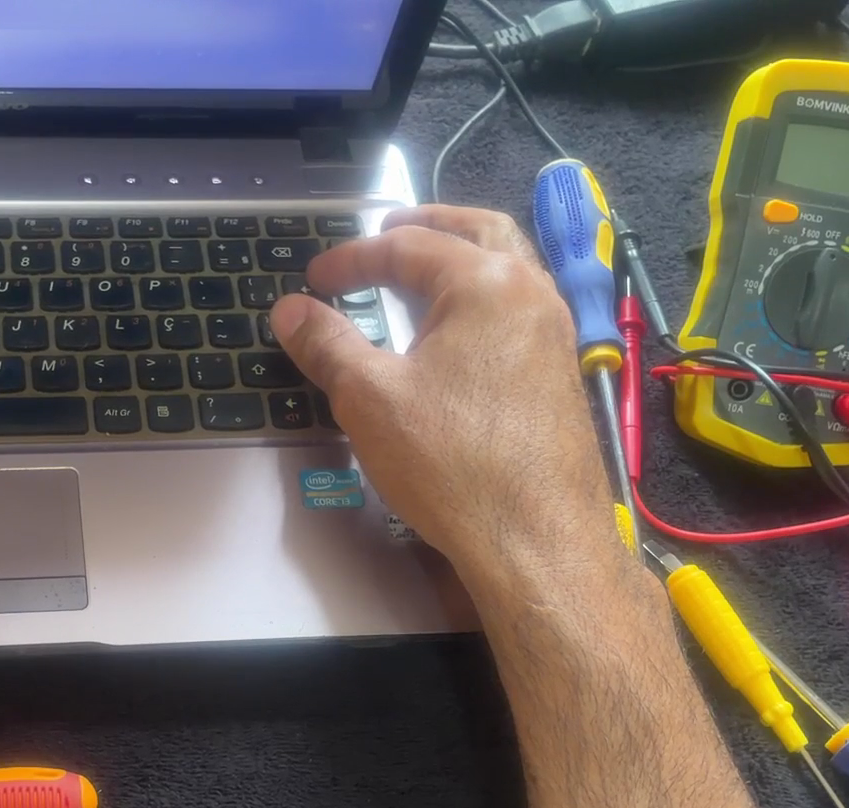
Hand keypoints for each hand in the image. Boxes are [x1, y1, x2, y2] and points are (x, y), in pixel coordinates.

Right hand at [269, 206, 626, 601]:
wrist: (533, 539)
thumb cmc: (449, 462)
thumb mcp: (369, 397)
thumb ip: (327, 344)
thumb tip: (290, 309)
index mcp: (486, 284)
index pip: (408, 248)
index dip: (352, 258)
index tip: (315, 278)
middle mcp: (532, 295)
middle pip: (480, 233)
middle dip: (428, 227)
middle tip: (387, 232)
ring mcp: (554, 336)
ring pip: (507, 271)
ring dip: (460, 259)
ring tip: (421, 274)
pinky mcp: (558, 377)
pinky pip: (516, 312)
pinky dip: (479, 299)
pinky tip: (456, 335)